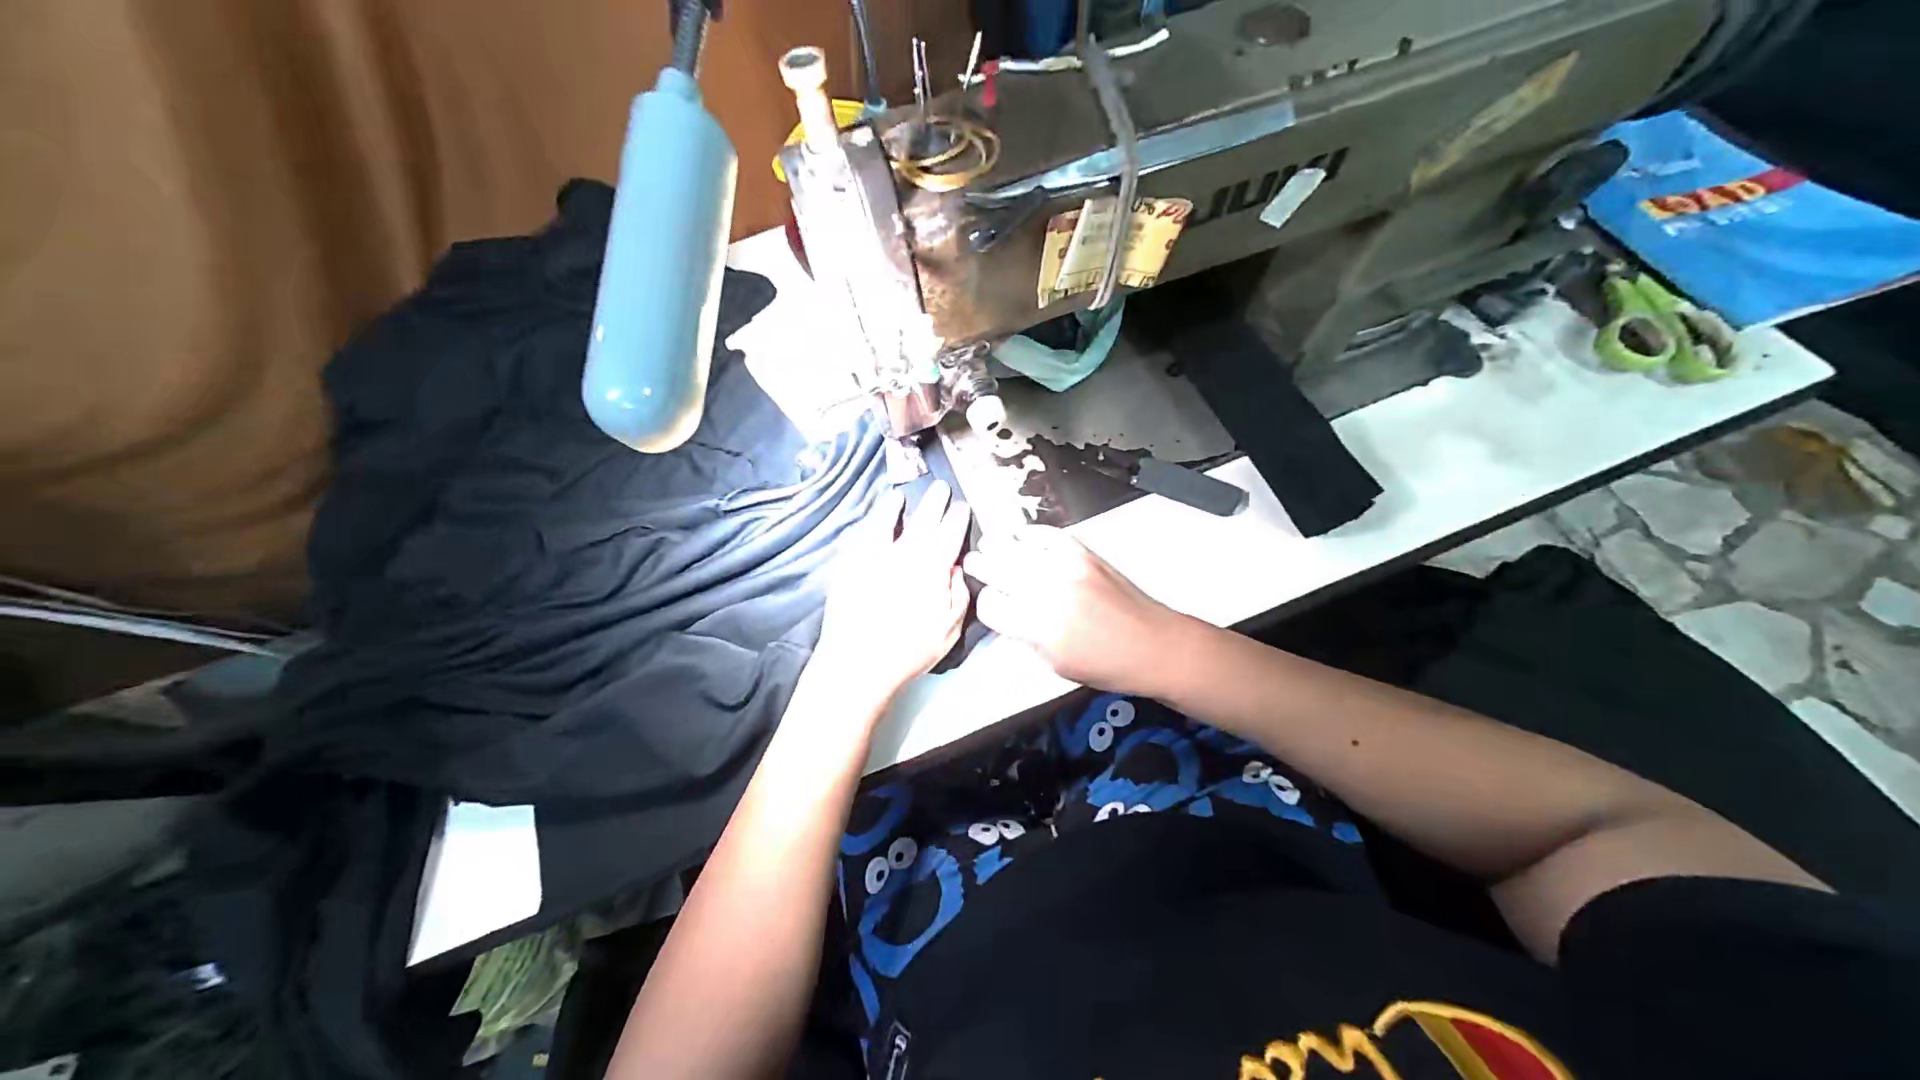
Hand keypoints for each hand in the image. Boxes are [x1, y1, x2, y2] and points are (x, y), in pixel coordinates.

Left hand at [815, 480, 972, 701]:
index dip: (958, 516)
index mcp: (932, 566)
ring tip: (899, 496)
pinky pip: (860, 534)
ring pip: (886, 519)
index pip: (950, 532)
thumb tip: (956, 569)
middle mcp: (904, 552)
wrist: (857, 660)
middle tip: (940, 487)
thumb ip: (958, 594)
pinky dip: (869, 523)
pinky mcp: (847, 563)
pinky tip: (870, 521)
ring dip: (895, 505)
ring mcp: (872, 554)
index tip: (962, 507)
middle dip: (934, 500)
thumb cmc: (909, 649)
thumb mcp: (949, 629)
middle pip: (922, 518)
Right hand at [964, 527, 1191, 697]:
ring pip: (1014, 544)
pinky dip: (1028, 534)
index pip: (990, 604)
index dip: (985, 604)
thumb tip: (1005, 611)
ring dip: (998, 546)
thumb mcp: (1055, 664)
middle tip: (974, 565)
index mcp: (1040, 627)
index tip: (991, 605)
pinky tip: (1021, 539)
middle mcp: (1049, 592)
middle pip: (995, 567)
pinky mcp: (1082, 553)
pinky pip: (1044, 533)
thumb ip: (1025, 636)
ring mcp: (1066, 567)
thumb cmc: (1106, 665)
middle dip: (980, 566)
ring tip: (991, 549)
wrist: (1153, 644)